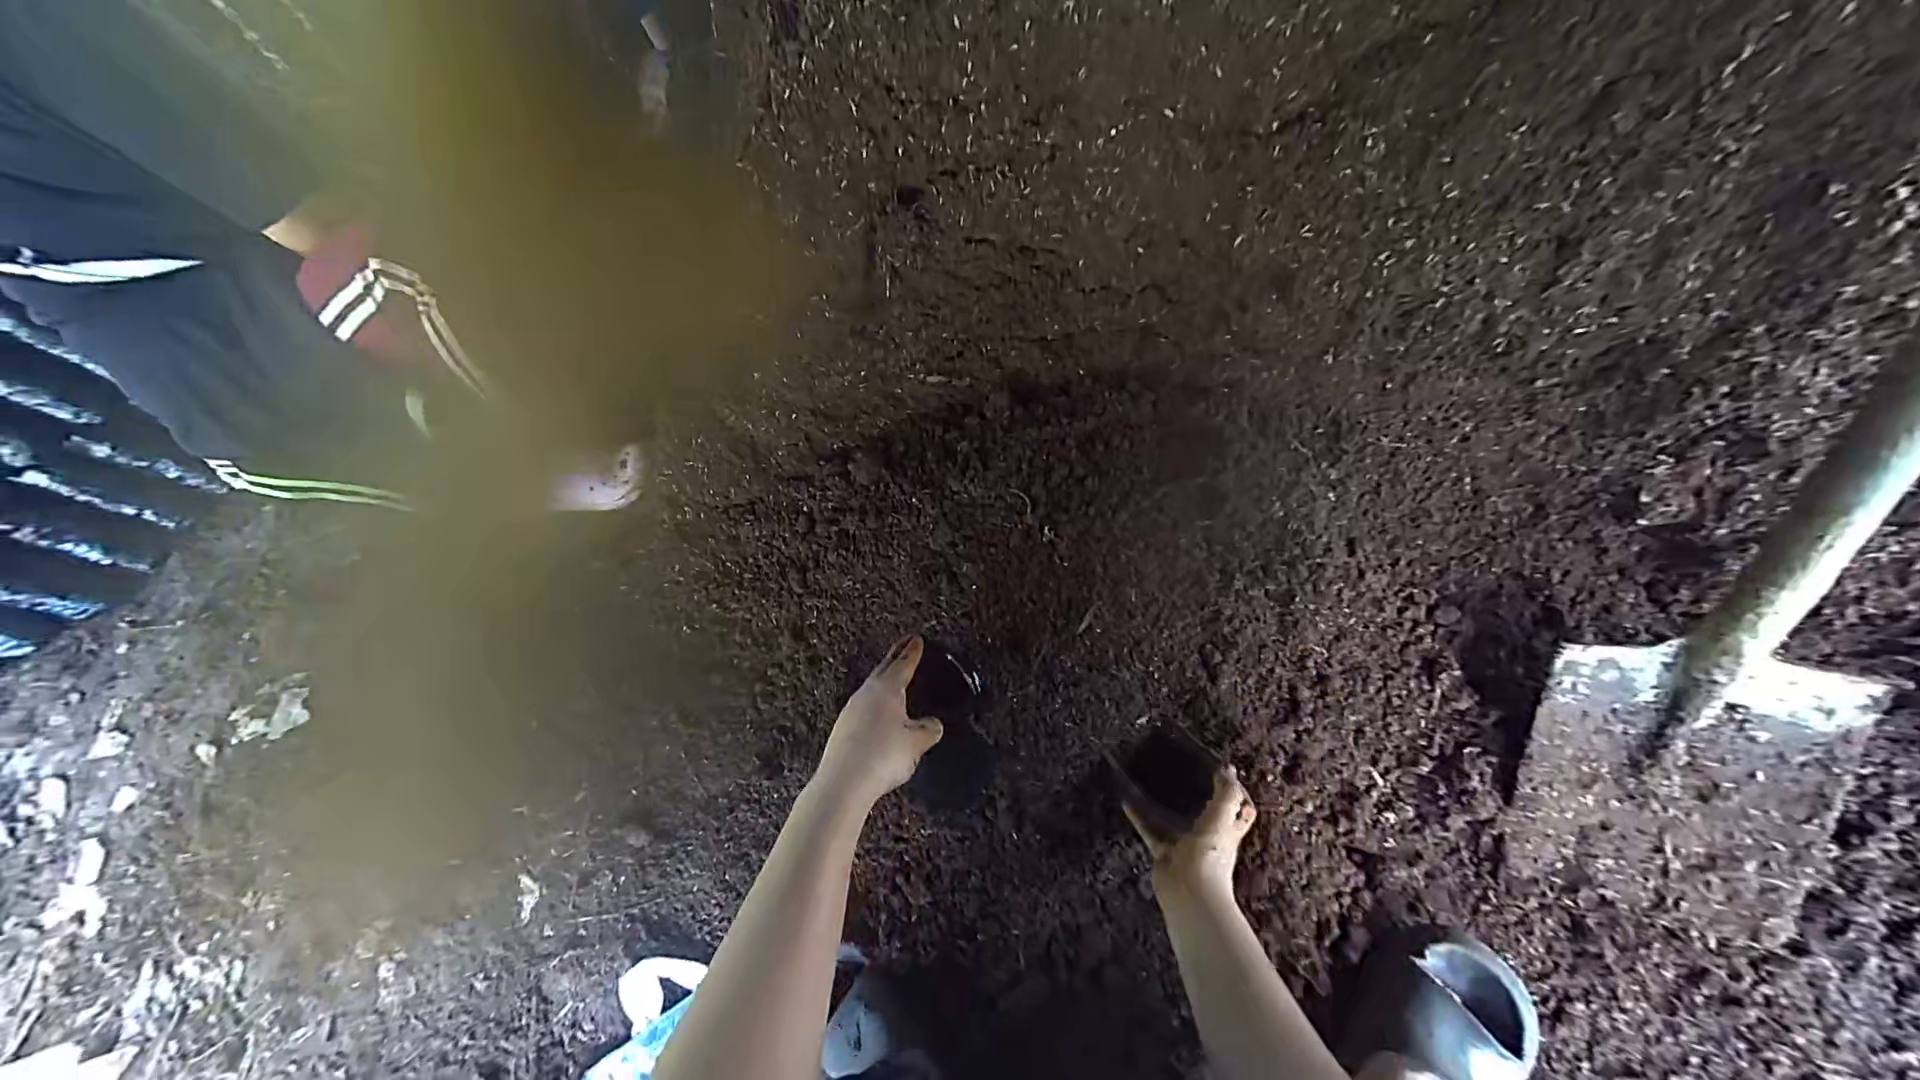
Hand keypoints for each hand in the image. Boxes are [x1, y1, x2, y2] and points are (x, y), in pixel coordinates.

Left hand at [812, 635, 944, 807]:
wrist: (844, 782)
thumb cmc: (880, 757)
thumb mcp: (917, 743)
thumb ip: (929, 729)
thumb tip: (933, 724)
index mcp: (887, 688)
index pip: (903, 663)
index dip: (912, 651)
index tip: (916, 640)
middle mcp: (866, 694)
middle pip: (884, 669)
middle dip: (896, 656)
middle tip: (904, 645)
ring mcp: (851, 710)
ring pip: (872, 688)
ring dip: (884, 680)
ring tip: (894, 680)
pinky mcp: (843, 728)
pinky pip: (863, 708)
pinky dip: (874, 705)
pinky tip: (879, 716)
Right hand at [1125, 765, 1256, 896]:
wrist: (1189, 890)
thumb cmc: (1210, 854)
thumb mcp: (1222, 817)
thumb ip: (1227, 793)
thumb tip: (1228, 768)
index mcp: (1228, 830)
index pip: (1239, 811)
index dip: (1237, 794)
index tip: (1224, 773)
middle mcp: (1208, 837)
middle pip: (1207, 815)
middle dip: (1200, 798)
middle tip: (1185, 775)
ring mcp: (1185, 845)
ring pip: (1176, 821)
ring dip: (1166, 806)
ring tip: (1154, 785)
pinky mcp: (1165, 852)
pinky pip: (1150, 830)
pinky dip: (1139, 818)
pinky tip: (1128, 803)